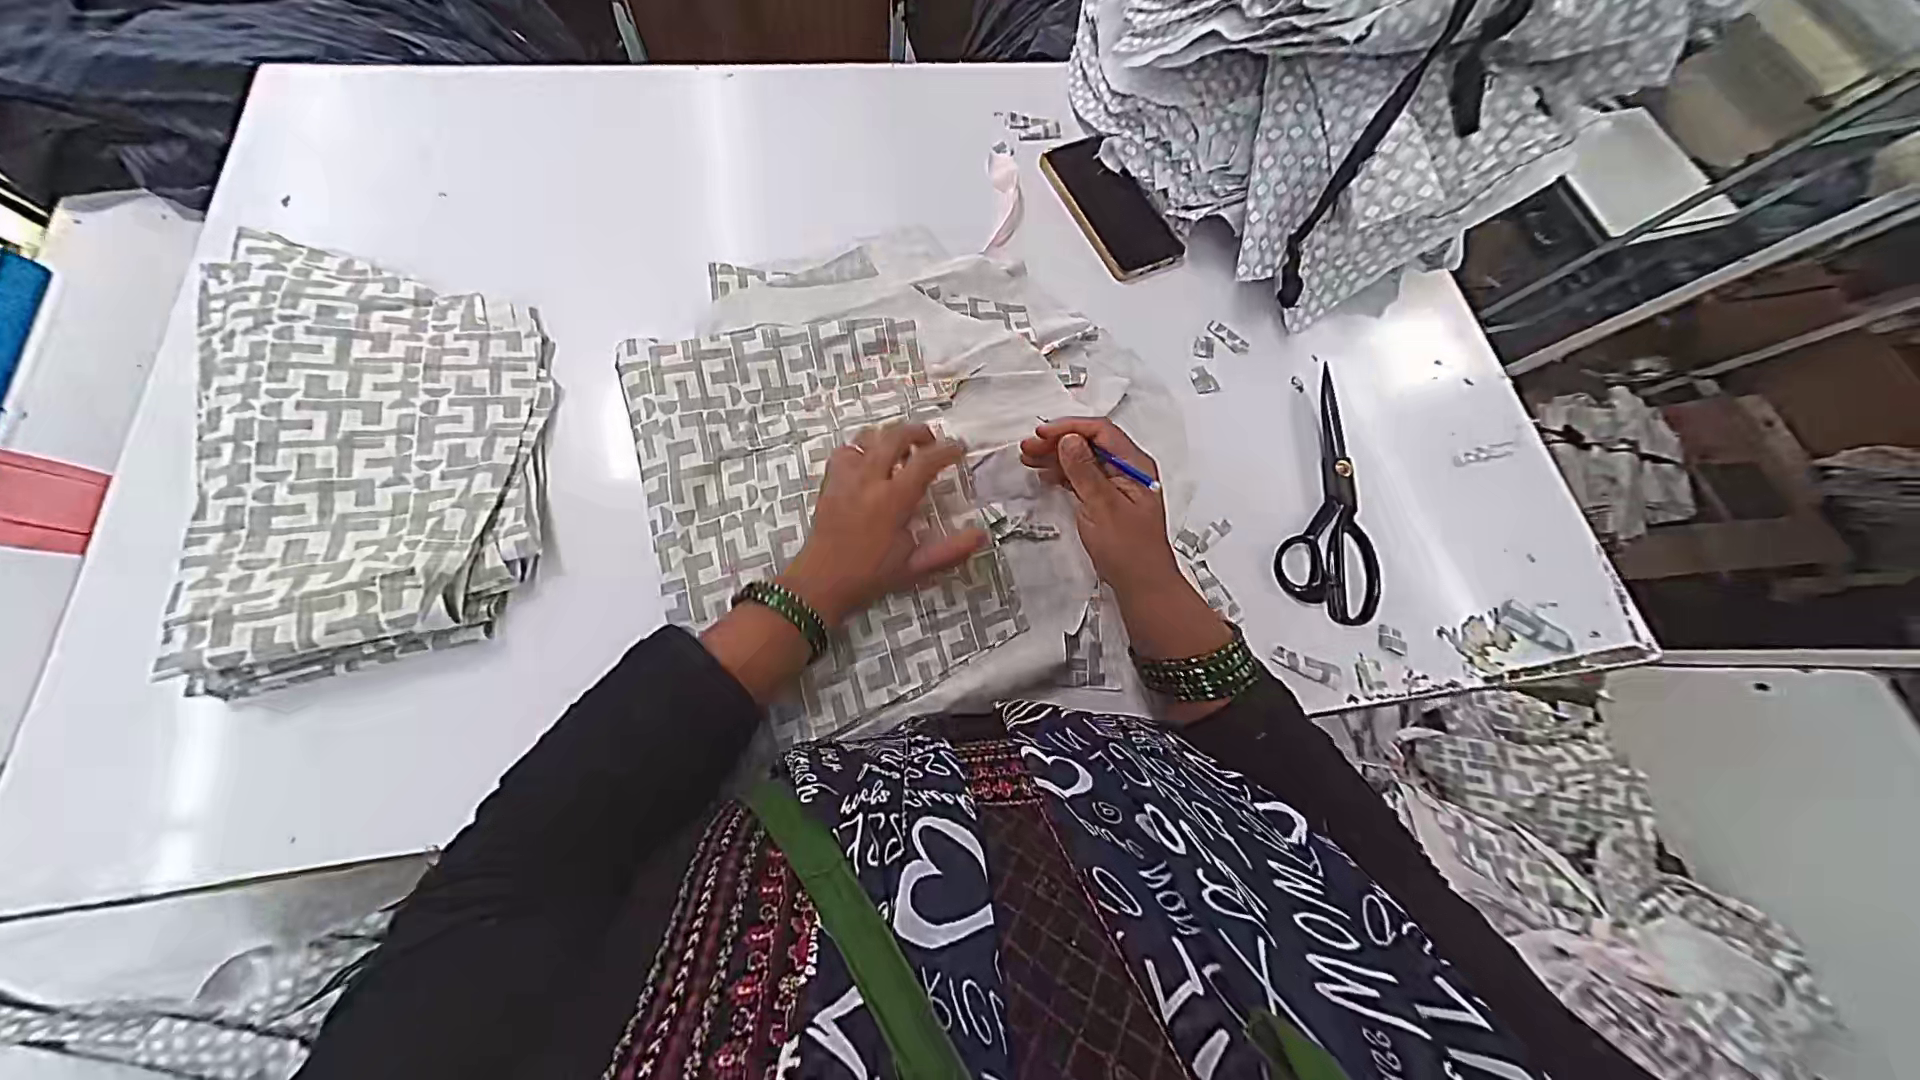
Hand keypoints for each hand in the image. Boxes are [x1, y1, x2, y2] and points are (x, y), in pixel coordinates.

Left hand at [778, 422, 987, 624]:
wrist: (822, 582)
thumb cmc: (871, 576)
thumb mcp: (917, 567)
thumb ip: (951, 550)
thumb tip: (981, 536)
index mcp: (894, 499)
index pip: (926, 461)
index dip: (947, 450)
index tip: (959, 449)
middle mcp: (869, 480)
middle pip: (896, 436)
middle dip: (919, 432)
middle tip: (932, 441)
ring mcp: (846, 477)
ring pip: (869, 437)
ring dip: (890, 437)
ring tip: (902, 448)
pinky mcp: (830, 482)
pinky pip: (846, 451)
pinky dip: (861, 448)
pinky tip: (869, 462)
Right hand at [1021, 418, 1231, 683]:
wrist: (1142, 584)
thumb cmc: (1130, 551)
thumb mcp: (1102, 507)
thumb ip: (1084, 471)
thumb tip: (1069, 440)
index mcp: (1135, 466)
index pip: (1100, 432)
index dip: (1068, 428)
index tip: (1042, 434)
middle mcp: (1128, 470)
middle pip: (1090, 443)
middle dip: (1058, 441)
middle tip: (1029, 447)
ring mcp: (1118, 485)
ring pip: (1084, 460)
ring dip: (1056, 457)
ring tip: (1029, 459)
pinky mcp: (1108, 499)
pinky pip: (1084, 477)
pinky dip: (1063, 474)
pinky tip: (1046, 475)